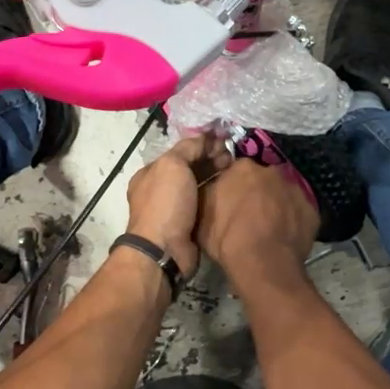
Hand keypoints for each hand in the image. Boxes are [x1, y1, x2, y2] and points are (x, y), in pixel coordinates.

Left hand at [125, 136, 229, 276]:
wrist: (165, 250)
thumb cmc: (166, 204)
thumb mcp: (173, 165)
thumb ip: (188, 148)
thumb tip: (206, 138)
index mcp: (151, 173)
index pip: (180, 153)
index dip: (202, 145)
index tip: (224, 142)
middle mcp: (160, 191)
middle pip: (190, 169)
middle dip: (212, 161)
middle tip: (234, 157)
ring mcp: (175, 211)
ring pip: (200, 188)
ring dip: (217, 179)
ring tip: (237, 172)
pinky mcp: (189, 227)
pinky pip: (206, 207)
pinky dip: (217, 199)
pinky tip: (233, 193)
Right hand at [196, 159, 319, 281]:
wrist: (263, 263)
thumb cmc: (227, 238)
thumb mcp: (201, 215)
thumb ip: (208, 195)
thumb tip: (213, 189)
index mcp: (243, 168)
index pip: (237, 171)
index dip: (234, 187)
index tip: (231, 202)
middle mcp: (272, 172)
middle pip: (263, 180)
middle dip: (258, 193)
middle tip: (251, 215)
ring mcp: (296, 190)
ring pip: (284, 194)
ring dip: (278, 205)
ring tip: (271, 228)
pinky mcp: (312, 210)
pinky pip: (300, 212)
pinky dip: (294, 221)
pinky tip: (286, 237)